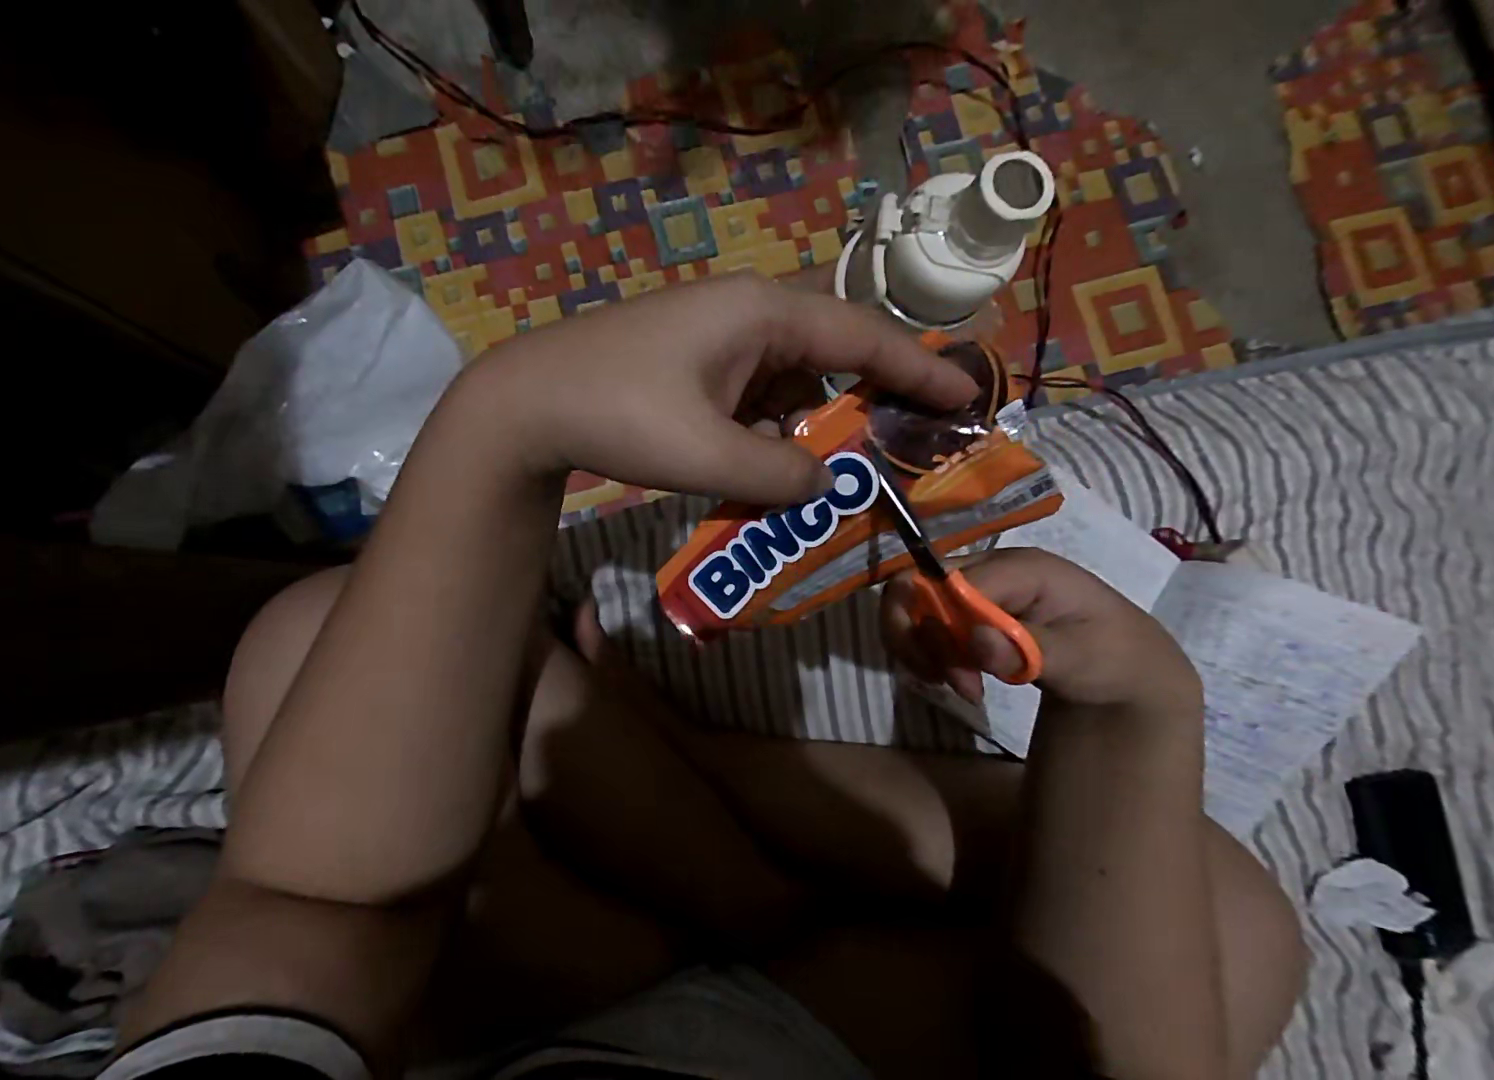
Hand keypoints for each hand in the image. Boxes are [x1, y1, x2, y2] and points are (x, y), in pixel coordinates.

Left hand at [452, 273, 976, 505]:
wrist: (526, 405)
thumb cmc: (619, 415)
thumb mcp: (708, 454)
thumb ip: (780, 472)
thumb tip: (824, 482)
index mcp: (763, 314)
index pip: (866, 337)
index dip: (921, 370)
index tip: (968, 398)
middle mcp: (746, 316)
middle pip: (829, 359)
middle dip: (861, 409)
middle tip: (896, 456)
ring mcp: (714, 340)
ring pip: (786, 385)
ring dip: (804, 431)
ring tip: (824, 481)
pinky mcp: (689, 367)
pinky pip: (749, 398)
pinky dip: (763, 432)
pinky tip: (760, 471)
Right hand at [881, 548, 1200, 716]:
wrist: (1126, 669)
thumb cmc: (1112, 659)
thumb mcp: (1082, 660)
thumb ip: (1028, 650)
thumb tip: (976, 638)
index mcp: (1019, 567)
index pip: (947, 582)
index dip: (939, 625)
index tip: (958, 674)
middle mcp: (986, 567)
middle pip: (914, 585)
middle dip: (917, 636)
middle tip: (944, 679)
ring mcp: (972, 586)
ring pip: (910, 605)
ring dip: (921, 649)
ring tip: (960, 685)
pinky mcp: (963, 607)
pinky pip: (922, 622)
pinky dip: (927, 653)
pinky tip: (957, 677)